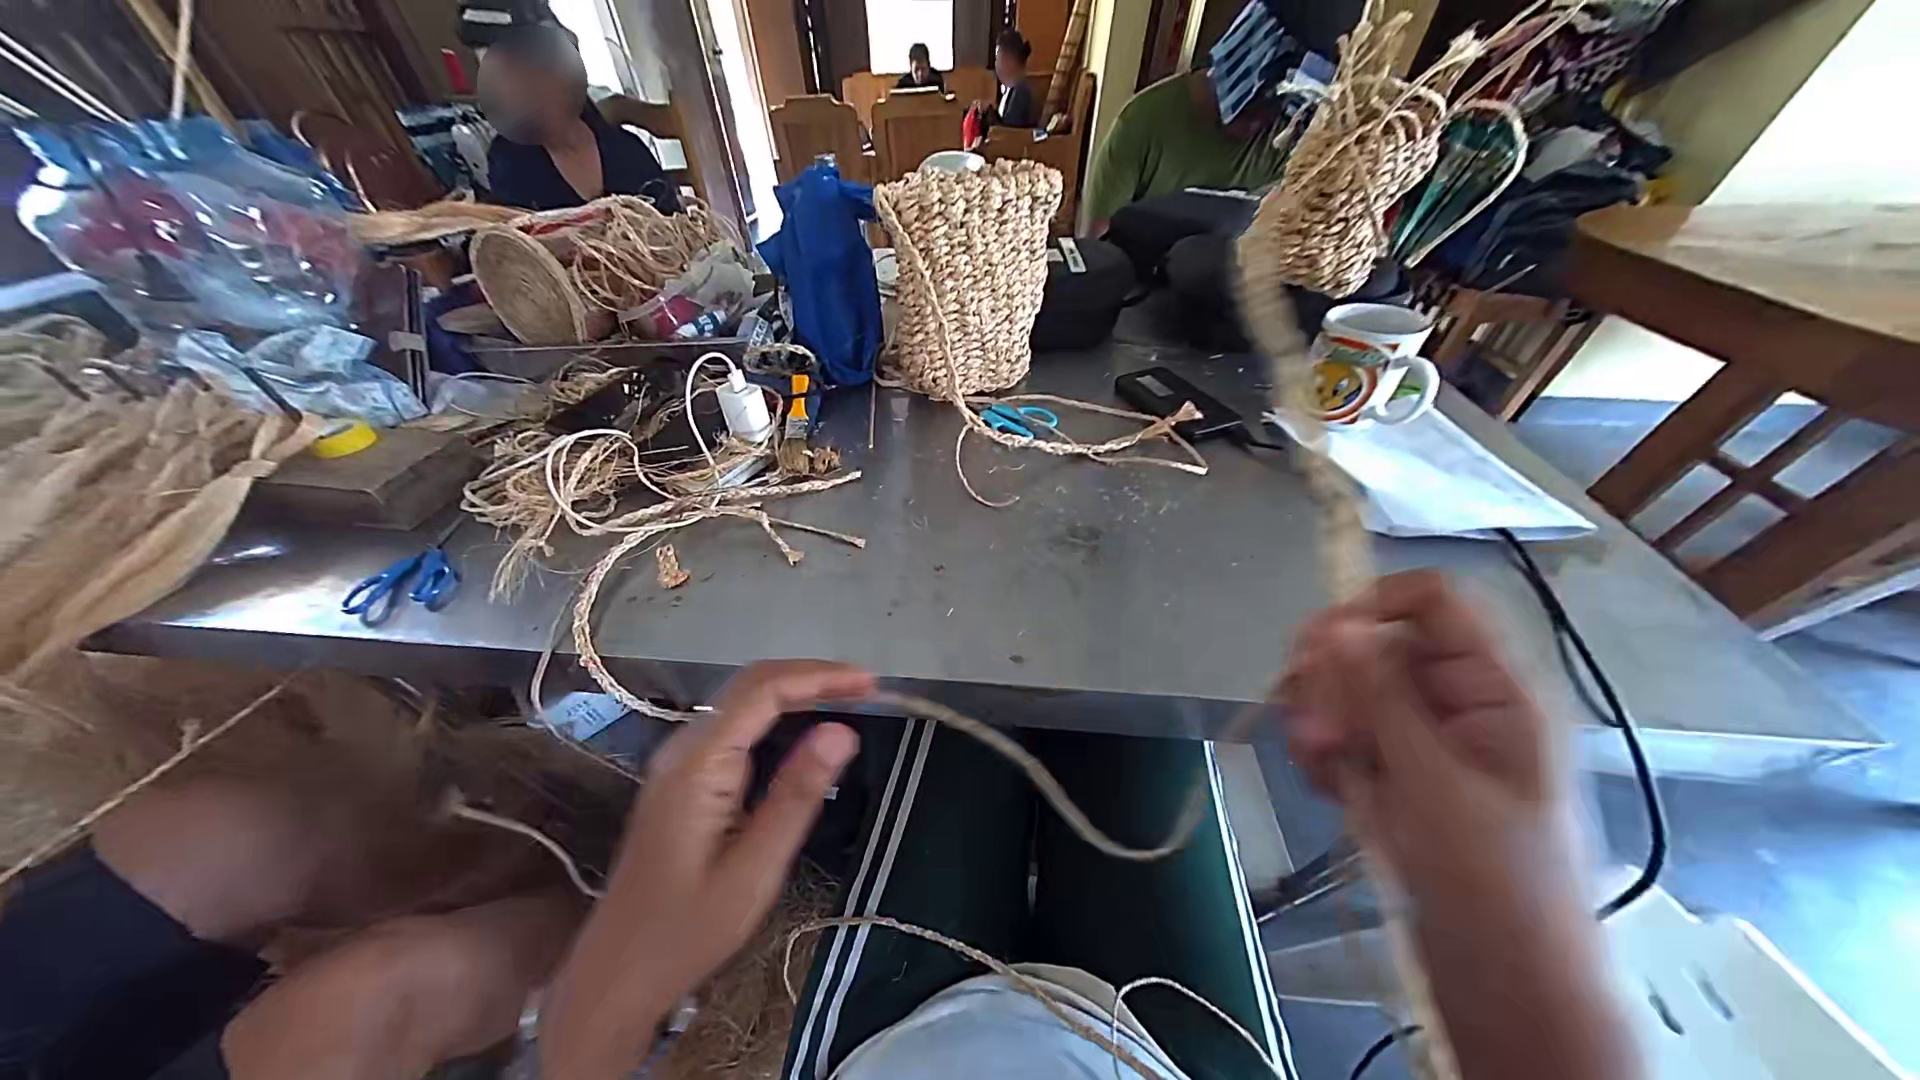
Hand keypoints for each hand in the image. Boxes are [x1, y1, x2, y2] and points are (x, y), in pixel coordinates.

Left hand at [538, 661, 870, 1079]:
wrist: (615, 975)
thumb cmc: (688, 930)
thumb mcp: (756, 869)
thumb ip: (798, 794)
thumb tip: (843, 731)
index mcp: (699, 764)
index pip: (764, 692)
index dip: (820, 678)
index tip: (869, 683)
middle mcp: (684, 748)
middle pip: (751, 684)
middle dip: (812, 676)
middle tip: (865, 688)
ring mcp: (680, 760)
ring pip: (743, 699)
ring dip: (796, 690)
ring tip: (847, 700)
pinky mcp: (685, 776)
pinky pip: (736, 724)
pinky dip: (778, 713)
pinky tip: (805, 728)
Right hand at [1280, 570, 1578, 915]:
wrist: (1504, 981)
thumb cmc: (1493, 882)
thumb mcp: (1432, 782)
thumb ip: (1380, 697)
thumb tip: (1334, 625)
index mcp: (1493, 690)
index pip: (1429, 602)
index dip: (1368, 607)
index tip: (1315, 649)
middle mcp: (1456, 700)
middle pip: (1373, 648)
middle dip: (1333, 686)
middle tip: (1314, 733)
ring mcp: (1423, 735)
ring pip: (1348, 691)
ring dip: (1321, 723)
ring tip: (1323, 769)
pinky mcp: (1395, 766)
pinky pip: (1342, 732)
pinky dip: (1325, 755)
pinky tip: (1333, 791)